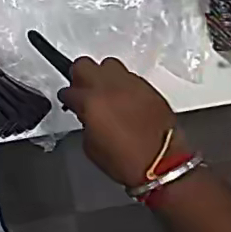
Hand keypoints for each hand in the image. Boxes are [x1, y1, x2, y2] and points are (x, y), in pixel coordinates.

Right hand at [61, 56, 185, 187]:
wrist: (163, 166)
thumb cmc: (127, 161)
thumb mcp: (91, 146)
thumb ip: (85, 122)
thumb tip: (86, 114)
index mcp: (90, 101)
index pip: (69, 91)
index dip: (67, 98)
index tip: (70, 102)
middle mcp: (108, 87)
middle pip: (84, 65)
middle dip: (80, 76)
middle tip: (83, 90)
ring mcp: (130, 84)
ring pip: (109, 65)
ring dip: (104, 76)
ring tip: (106, 91)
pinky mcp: (148, 88)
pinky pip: (130, 77)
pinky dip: (124, 85)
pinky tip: (125, 100)